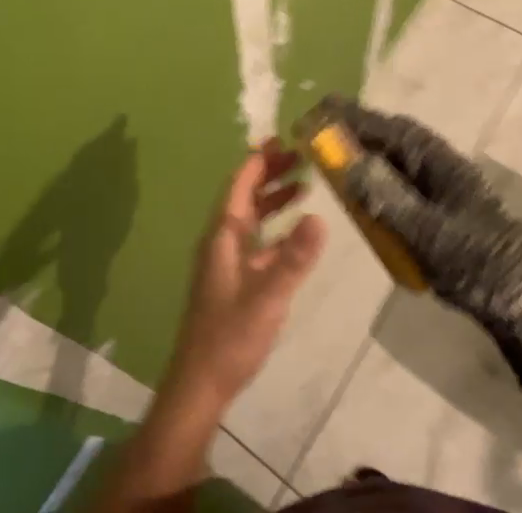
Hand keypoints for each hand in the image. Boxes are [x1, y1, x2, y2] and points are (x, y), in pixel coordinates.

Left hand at [163, 143, 326, 409]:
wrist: (201, 380)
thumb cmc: (231, 335)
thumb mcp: (269, 296)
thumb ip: (294, 259)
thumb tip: (320, 217)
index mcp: (222, 237)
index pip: (239, 186)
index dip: (258, 161)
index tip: (282, 139)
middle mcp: (221, 242)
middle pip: (244, 197)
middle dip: (269, 174)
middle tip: (300, 157)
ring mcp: (227, 262)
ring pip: (250, 219)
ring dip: (273, 199)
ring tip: (303, 185)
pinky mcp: (235, 282)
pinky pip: (256, 241)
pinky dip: (275, 229)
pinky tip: (295, 234)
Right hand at [328, 96, 521, 385]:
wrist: (513, 299)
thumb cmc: (475, 263)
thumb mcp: (430, 234)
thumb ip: (389, 199)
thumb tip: (350, 165)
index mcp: (441, 162)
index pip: (392, 129)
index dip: (355, 118)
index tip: (321, 109)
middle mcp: (437, 165)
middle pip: (389, 138)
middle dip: (352, 130)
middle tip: (313, 130)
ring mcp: (435, 185)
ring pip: (391, 157)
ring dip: (360, 151)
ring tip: (325, 151)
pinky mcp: (432, 206)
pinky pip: (395, 180)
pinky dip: (371, 175)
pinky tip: (354, 184)